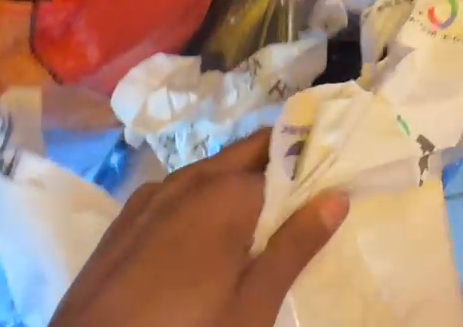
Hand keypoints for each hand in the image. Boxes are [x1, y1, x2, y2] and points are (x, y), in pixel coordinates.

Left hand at [50, 131, 348, 326]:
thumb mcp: (251, 309)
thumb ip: (295, 247)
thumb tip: (336, 195)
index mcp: (226, 192)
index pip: (287, 160)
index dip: (313, 167)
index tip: (334, 177)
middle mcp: (190, 180)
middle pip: (248, 153)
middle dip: (279, 164)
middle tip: (308, 191)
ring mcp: (152, 198)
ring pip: (212, 173)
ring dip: (240, 183)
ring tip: (264, 218)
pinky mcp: (125, 223)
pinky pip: (178, 195)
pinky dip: (203, 201)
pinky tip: (207, 236)